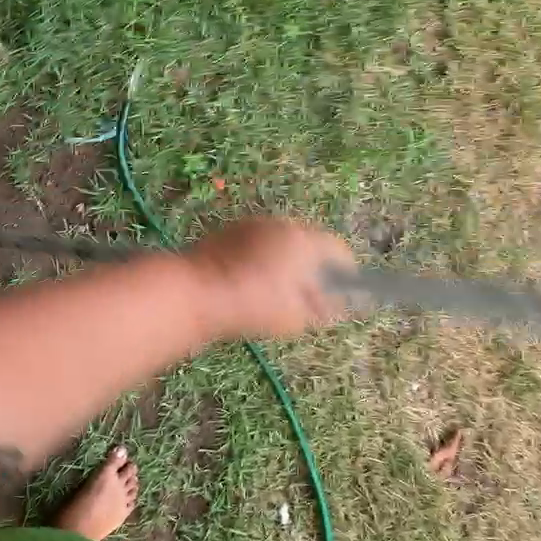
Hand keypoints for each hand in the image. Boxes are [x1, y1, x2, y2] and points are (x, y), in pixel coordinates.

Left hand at [182, 218, 358, 338]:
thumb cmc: (253, 304)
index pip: (338, 250)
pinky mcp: (226, 231)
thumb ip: (322, 308)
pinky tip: (251, 283)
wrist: (194, 290)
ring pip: (280, 241)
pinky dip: (260, 258)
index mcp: (303, 240)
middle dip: (313, 266)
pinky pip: (256, 243)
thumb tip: (333, 303)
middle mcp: (279, 224)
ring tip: (277, 291)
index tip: (344, 292)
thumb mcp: (296, 316)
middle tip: (309, 295)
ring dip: (285, 261)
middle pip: (308, 242)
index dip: (345, 272)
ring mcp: (250, 224)